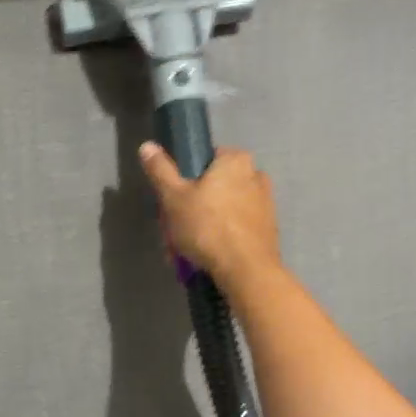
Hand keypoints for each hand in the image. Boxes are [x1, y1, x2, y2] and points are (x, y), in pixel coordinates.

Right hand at [139, 142, 281, 290]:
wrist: (246, 270)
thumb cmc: (207, 228)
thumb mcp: (174, 198)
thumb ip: (161, 170)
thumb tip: (147, 145)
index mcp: (236, 160)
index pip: (207, 157)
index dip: (187, 177)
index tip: (175, 198)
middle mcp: (256, 175)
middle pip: (216, 184)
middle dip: (196, 204)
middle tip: (178, 228)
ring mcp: (266, 203)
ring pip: (226, 208)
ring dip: (208, 222)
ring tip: (191, 247)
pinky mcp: (268, 229)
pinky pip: (238, 226)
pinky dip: (224, 236)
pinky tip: (210, 254)